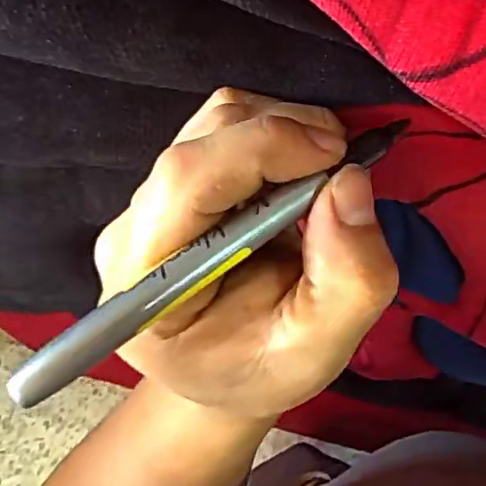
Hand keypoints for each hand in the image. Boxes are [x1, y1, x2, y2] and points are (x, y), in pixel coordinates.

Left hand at [92, 88, 398, 421]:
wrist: (223, 366)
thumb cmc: (256, 368)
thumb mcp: (315, 352)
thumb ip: (346, 279)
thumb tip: (350, 182)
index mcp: (145, 278)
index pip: (187, 178)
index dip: (263, 148)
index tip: (336, 155)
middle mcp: (135, 221)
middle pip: (208, 135)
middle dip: (287, 132)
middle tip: (345, 161)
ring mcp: (153, 190)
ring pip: (221, 117)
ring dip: (286, 127)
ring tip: (324, 169)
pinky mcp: (179, 170)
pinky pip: (229, 123)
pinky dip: (277, 130)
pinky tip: (299, 169)